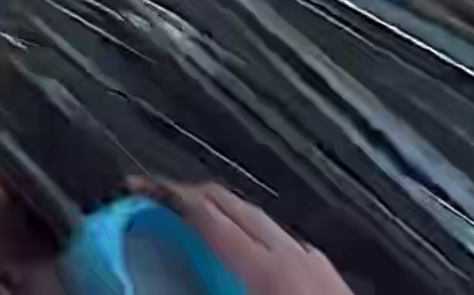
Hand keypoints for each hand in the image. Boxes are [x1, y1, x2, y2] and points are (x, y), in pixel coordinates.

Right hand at [132, 180, 353, 294]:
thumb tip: (142, 280)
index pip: (200, 208)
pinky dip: (259, 238)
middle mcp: (292, 256)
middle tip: (156, 201)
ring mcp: (320, 270)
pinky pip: (289, 245)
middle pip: (229, 201)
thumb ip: (199, 285)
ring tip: (197, 225)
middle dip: (188, 194)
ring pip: (260, 219)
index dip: (162, 192)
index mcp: (264, 266)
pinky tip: (253, 259)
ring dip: (223, 213)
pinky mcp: (340, 288)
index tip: (133, 189)